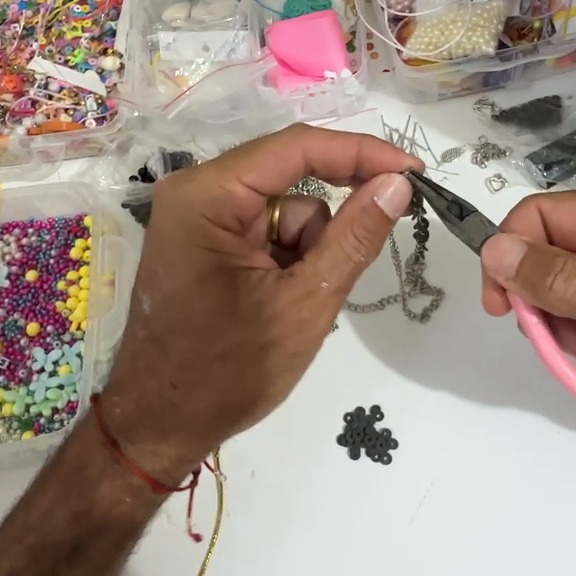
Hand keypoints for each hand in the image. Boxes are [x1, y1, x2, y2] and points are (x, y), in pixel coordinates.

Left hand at [98, 125, 418, 483]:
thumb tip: (398, 184)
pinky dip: (292, 258)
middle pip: (290, 173)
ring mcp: (199, 217)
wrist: (161, 427)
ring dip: (311, 245)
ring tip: (302, 300)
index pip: (296, 148)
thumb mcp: (304, 305)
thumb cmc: (226, 373)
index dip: (361, 153)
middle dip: (336, 207)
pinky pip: (269, 229)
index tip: (414, 172)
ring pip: (286, 207)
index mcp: (206, 195)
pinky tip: (283, 300)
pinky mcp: (207, 242)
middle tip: (389, 221)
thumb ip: (354, 238)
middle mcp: (196, 192)